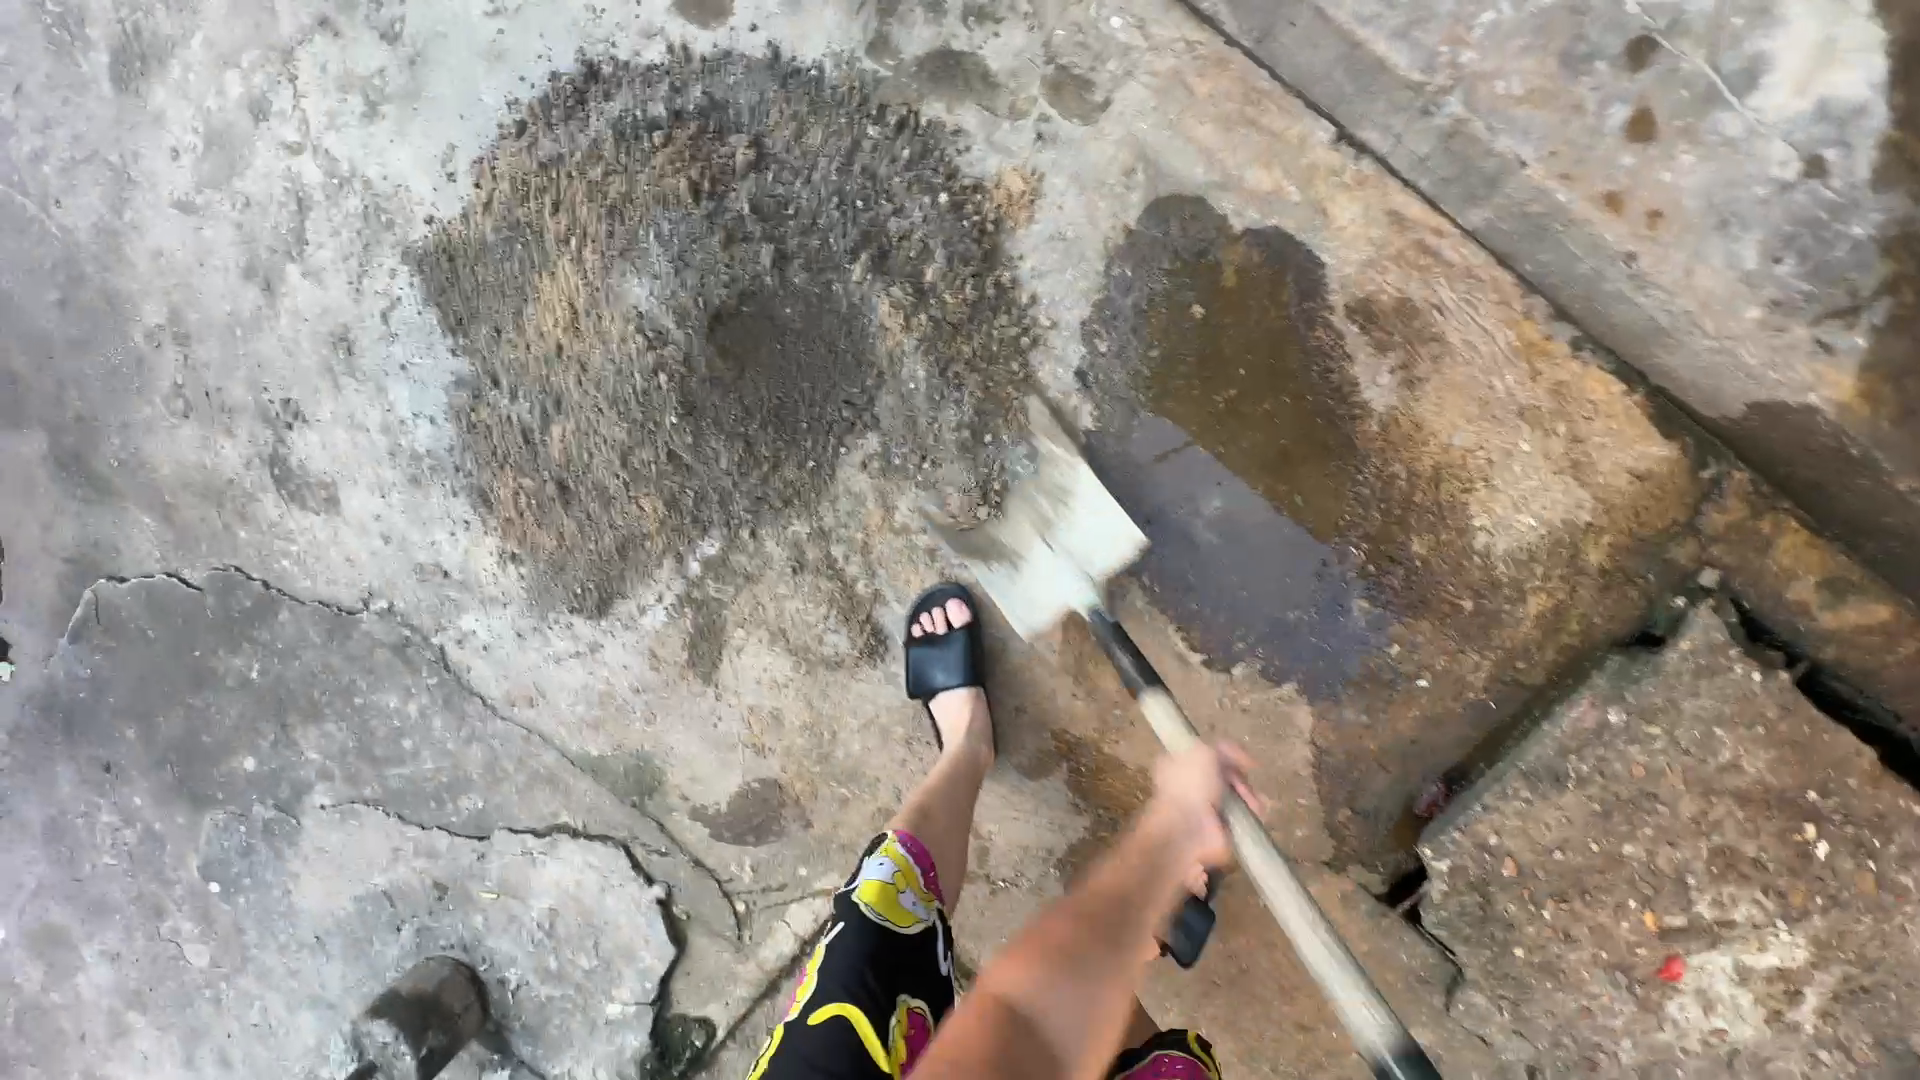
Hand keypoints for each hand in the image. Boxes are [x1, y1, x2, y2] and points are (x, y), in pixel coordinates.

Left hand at [1144, 741, 1256, 872]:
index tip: (1244, 759)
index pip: (1207, 752)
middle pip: (1226, 773)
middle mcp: (1191, 782)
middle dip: (1240, 777)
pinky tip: (1258, 811)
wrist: (1188, 829)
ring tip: (1254, 801)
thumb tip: (1237, 754)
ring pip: (1236, 793)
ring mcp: (1206, 805)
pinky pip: (1242, 813)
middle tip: (1243, 783)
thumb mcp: (1203, 752)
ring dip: (1249, 795)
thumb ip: (1221, 748)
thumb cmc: (1190, 785)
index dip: (1227, 753)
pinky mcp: (1221, 825)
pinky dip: (1253, 811)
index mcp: (1179, 761)